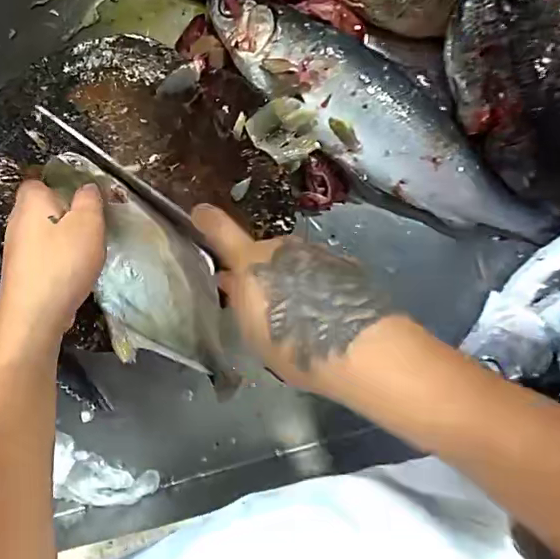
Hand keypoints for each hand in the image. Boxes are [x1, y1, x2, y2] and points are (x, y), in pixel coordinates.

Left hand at [0, 180, 104, 349]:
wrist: (33, 315)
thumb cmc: (62, 262)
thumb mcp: (89, 223)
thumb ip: (90, 200)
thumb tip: (87, 187)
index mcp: (31, 201)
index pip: (40, 180)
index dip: (62, 184)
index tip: (86, 197)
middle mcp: (16, 220)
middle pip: (44, 208)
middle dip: (66, 214)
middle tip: (92, 226)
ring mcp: (15, 249)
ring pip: (44, 233)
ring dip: (64, 240)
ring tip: (87, 252)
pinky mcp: (20, 272)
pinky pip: (43, 256)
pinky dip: (58, 260)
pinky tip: (73, 273)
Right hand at [191, 204, 396, 390]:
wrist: (359, 346)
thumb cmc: (293, 344)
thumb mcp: (252, 332)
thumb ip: (241, 302)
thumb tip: (234, 283)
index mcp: (251, 263)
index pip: (222, 233)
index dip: (209, 222)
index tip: (200, 212)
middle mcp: (283, 248)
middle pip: (265, 254)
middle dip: (262, 271)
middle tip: (266, 302)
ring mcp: (317, 252)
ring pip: (295, 262)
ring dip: (293, 279)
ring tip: (303, 315)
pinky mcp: (346, 263)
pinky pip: (321, 271)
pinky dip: (320, 286)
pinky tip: (329, 314)